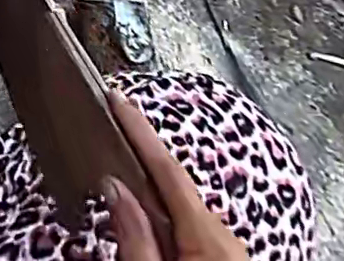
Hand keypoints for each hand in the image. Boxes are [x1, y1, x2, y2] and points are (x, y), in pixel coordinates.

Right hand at [104, 88, 249, 260]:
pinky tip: (149, 225)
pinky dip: (167, 220)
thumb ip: (135, 238)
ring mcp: (232, 259)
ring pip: (184, 213)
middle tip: (111, 129)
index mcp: (210, 241)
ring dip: (152, 195)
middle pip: (177, 188)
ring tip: (120, 181)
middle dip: (141, 160)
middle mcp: (229, 245)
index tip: (117, 98)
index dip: (139, 129)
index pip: (168, 169)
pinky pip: (193, 233)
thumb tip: (115, 186)